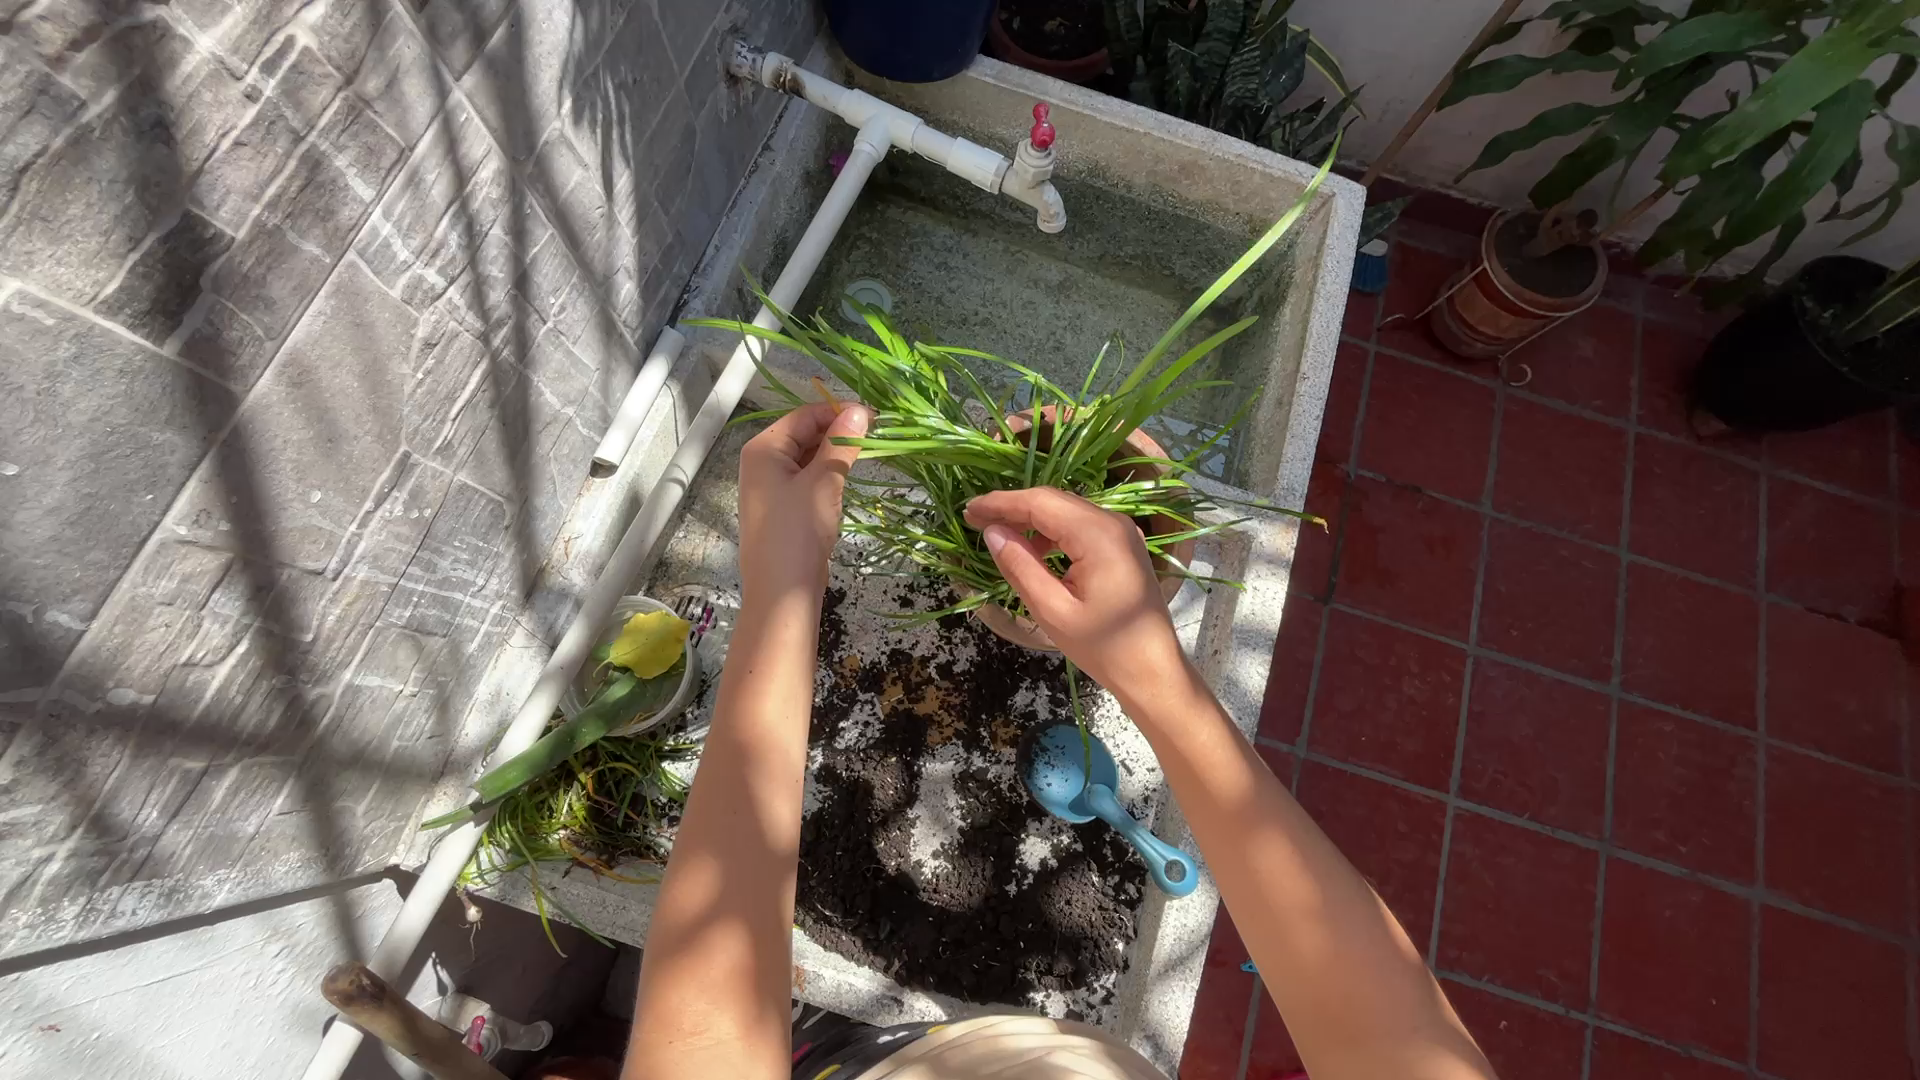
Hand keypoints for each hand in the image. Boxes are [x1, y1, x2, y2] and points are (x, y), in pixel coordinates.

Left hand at [737, 402, 869, 601]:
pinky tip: (849, 478)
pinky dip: (829, 475)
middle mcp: (762, 463)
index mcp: (763, 449)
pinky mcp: (784, 509)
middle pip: (804, 434)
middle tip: (877, 435)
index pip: (804, 415)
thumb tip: (860, 410)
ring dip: (836, 454)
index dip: (838, 412)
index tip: (874, 416)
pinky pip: (808, 480)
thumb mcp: (824, 482)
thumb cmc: (797, 531)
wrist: (783, 591)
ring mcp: (771, 488)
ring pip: (808, 458)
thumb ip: (842, 444)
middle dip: (838, 432)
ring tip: (868, 454)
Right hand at [963, 487, 1187, 701]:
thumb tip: (992, 532)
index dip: (1001, 503)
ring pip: (1066, 512)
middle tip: (975, 519)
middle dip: (1012, 507)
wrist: (1153, 672)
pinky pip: (1079, 527)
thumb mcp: (1052, 610)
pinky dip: (1051, 532)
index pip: (1040, 503)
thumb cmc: (1104, 648)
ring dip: (1030, 519)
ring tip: (997, 533)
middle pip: (1053, 502)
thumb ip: (1020, 566)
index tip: (968, 511)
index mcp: (1098, 535)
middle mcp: (1113, 523)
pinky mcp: (1122, 547)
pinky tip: (1031, 548)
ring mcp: (1121, 533)